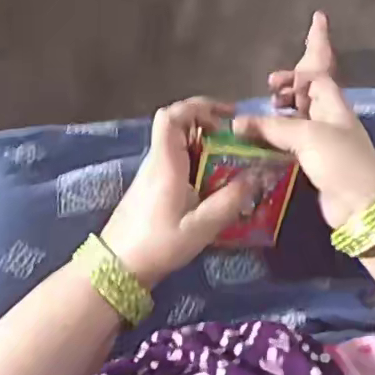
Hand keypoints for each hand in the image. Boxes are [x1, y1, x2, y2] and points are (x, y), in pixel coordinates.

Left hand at [100, 97, 255, 285]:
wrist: (117, 267)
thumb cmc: (158, 244)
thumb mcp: (201, 226)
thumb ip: (230, 200)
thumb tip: (257, 176)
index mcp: (165, 162)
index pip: (173, 115)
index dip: (200, 107)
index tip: (227, 117)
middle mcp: (157, 161)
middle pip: (178, 126)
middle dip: (209, 125)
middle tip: (236, 141)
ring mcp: (152, 174)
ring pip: (178, 144)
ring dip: (205, 146)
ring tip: (232, 162)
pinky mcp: (152, 187)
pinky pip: (177, 162)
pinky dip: (197, 163)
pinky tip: (214, 184)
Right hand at [234, 75, 374, 227]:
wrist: (360, 205)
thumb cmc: (339, 161)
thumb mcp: (306, 135)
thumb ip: (272, 127)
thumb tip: (236, 123)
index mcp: (335, 107)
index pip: (316, 80)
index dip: (295, 77)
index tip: (271, 84)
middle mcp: (330, 122)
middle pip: (306, 101)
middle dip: (286, 97)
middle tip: (265, 101)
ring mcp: (323, 145)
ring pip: (298, 124)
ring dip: (279, 121)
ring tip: (258, 123)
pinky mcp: (315, 165)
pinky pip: (293, 147)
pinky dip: (277, 143)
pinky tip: (261, 147)